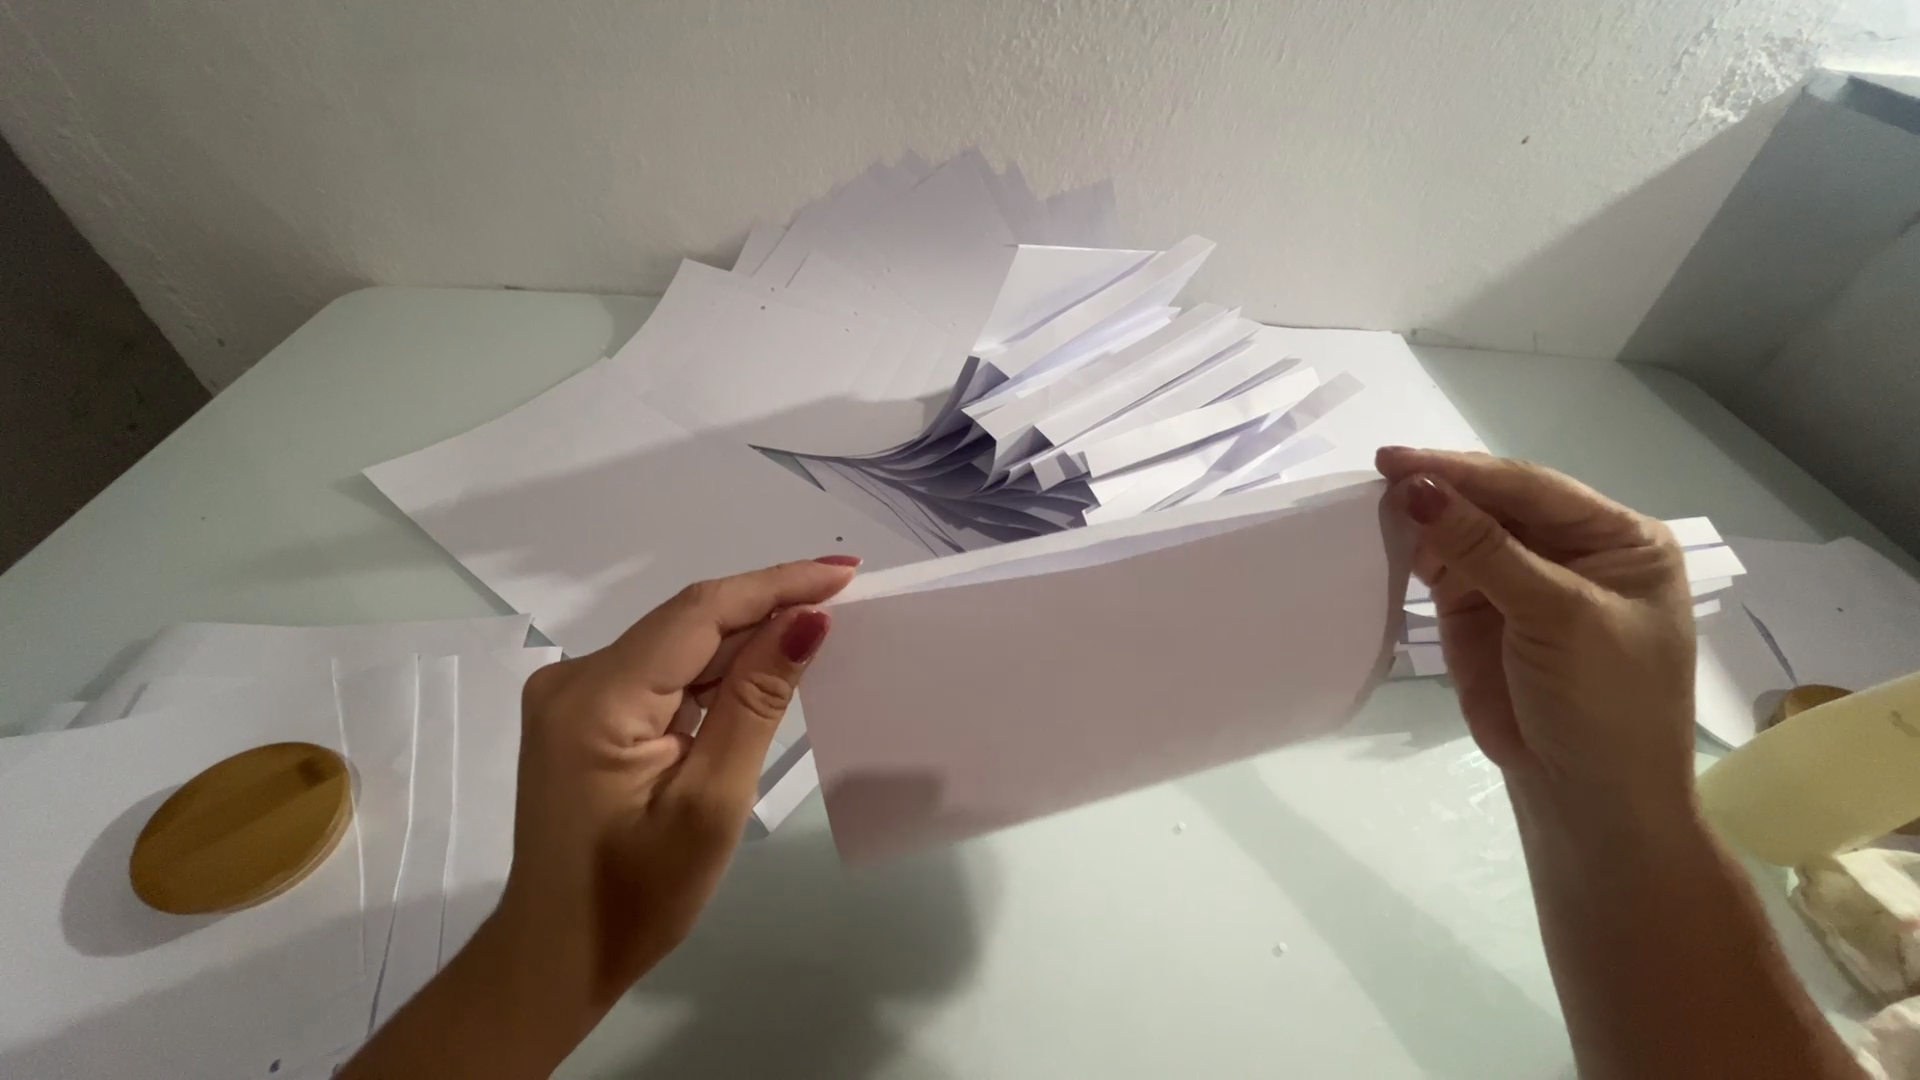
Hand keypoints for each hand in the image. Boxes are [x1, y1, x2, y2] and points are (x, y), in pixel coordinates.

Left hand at [498, 557, 857, 1010]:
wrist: (558, 957)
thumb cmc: (639, 896)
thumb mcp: (713, 799)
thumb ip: (757, 700)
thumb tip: (808, 620)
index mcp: (597, 699)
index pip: (701, 613)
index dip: (776, 585)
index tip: (842, 573)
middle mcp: (576, 678)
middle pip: (691, 623)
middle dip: (769, 607)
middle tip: (845, 594)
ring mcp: (577, 694)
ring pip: (682, 644)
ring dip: (749, 637)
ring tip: (820, 624)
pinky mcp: (589, 712)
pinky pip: (667, 672)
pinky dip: (720, 669)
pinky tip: (766, 666)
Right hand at [1375, 447, 1695, 818]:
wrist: (1583, 788)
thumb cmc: (1602, 700)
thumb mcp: (1556, 616)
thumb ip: (1483, 548)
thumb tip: (1414, 487)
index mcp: (1614, 539)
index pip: (1530, 487)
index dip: (1463, 471)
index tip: (1396, 459)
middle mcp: (1566, 548)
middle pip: (1493, 500)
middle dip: (1439, 486)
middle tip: (1376, 473)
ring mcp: (1515, 576)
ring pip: (1459, 528)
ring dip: (1419, 514)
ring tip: (1368, 501)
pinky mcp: (1474, 605)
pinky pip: (1437, 562)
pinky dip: (1408, 548)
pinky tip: (1379, 534)